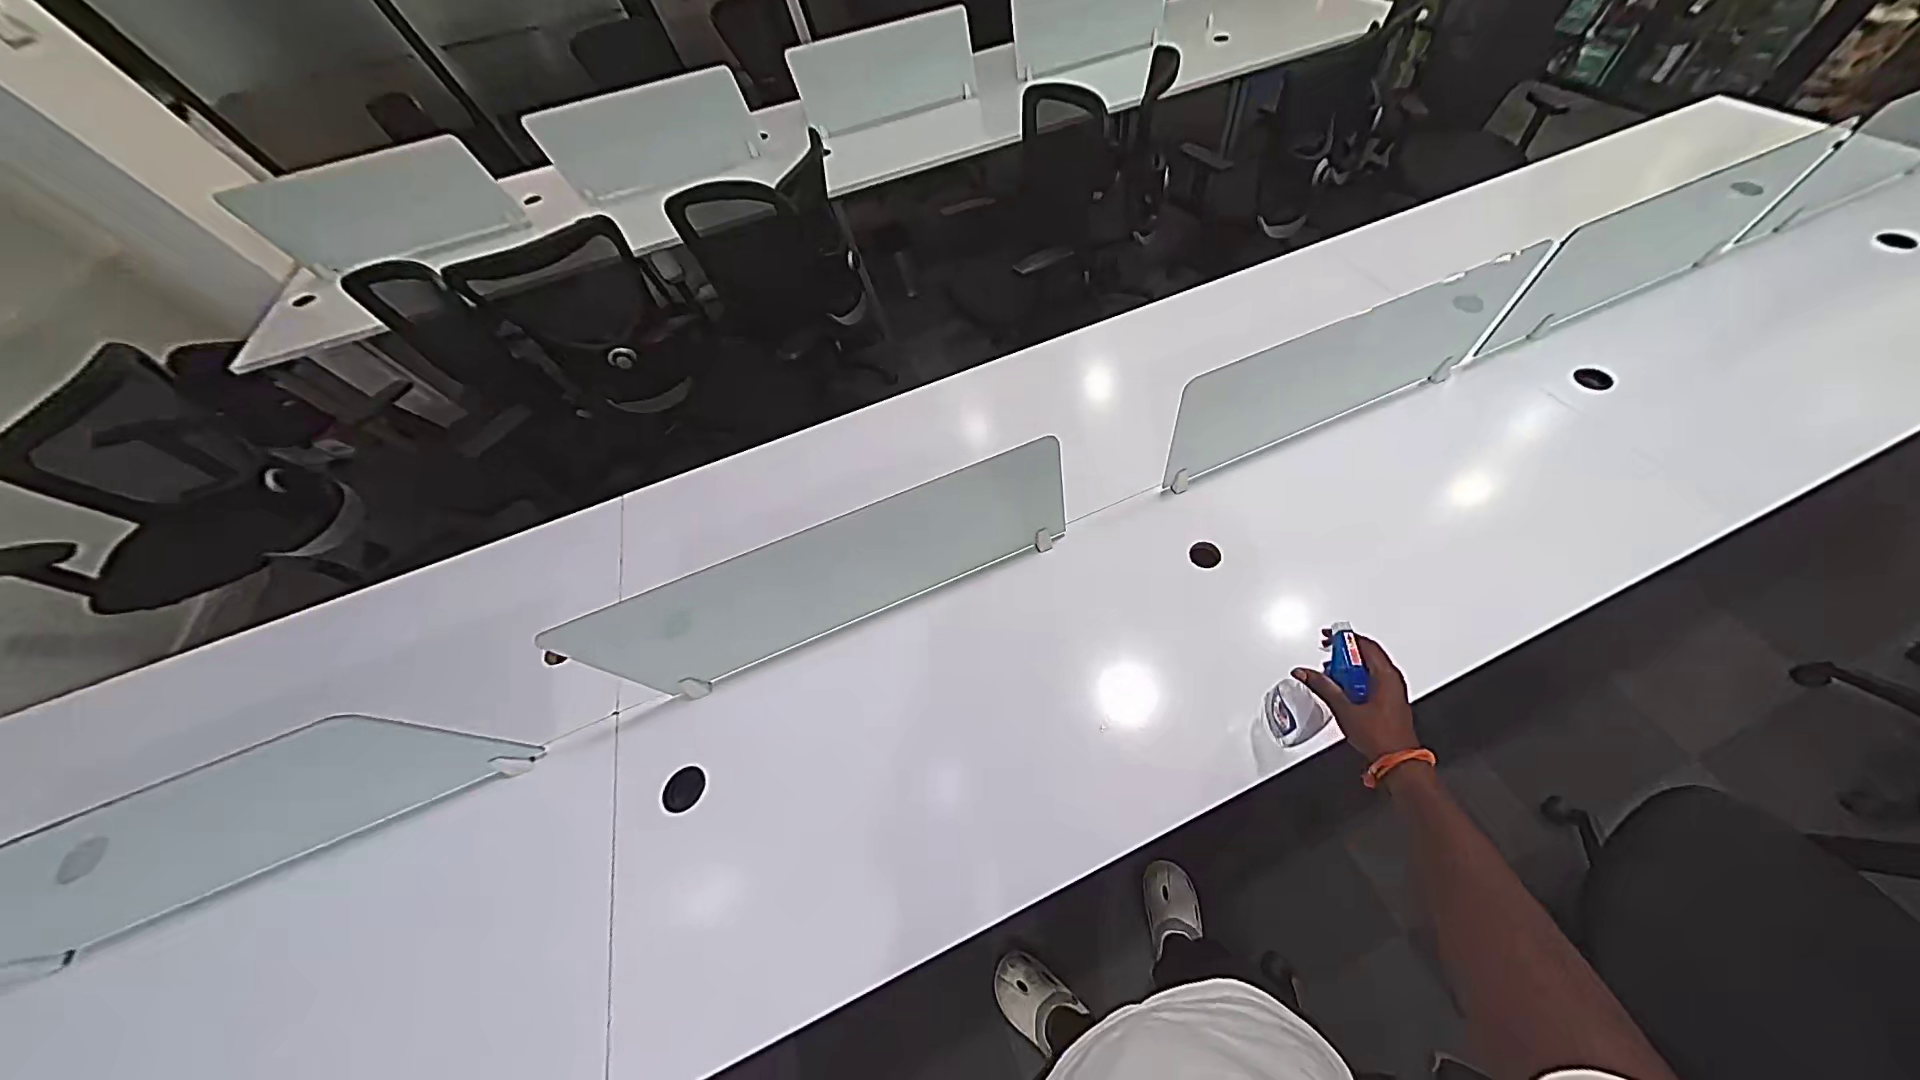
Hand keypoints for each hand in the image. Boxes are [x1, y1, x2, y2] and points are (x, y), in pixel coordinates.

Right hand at [1293, 632, 1418, 762]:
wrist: (1398, 761)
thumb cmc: (1381, 737)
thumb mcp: (1345, 709)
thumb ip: (1323, 686)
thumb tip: (1305, 672)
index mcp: (1385, 676)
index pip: (1365, 645)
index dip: (1345, 637)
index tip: (1328, 636)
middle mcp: (1392, 680)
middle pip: (1367, 653)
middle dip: (1344, 650)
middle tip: (1327, 651)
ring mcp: (1392, 690)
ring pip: (1368, 666)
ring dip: (1348, 665)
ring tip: (1330, 672)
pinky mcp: (1389, 699)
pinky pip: (1371, 679)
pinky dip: (1355, 677)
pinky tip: (1342, 687)